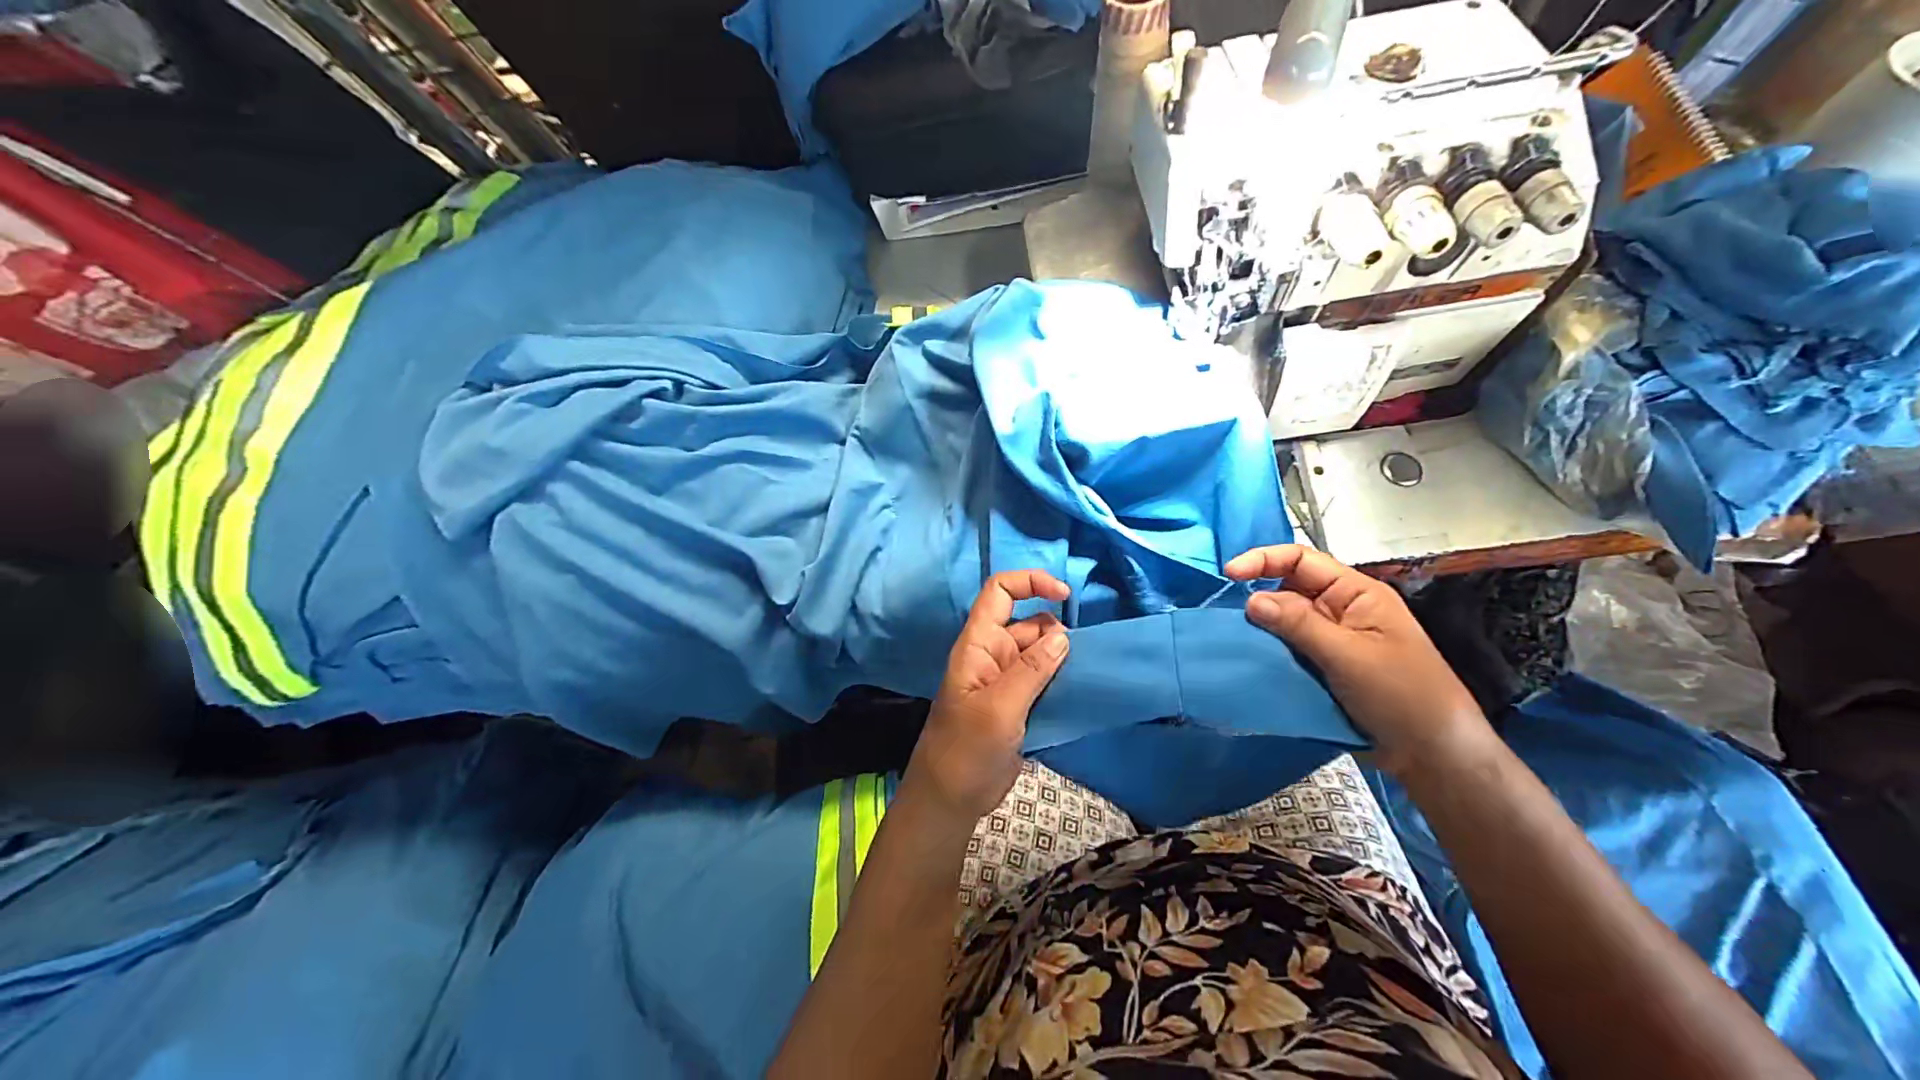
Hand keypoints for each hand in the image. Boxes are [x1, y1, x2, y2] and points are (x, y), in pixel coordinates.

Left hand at [905, 570, 1072, 821]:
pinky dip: (1062, 680)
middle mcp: (993, 655)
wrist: (951, 799)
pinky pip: (1045, 679)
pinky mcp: (1019, 705)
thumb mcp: (1000, 708)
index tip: (1065, 595)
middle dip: (1057, 632)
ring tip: (1085, 676)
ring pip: (1041, 652)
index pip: (1000, 592)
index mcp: (978, 644)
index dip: (1030, 582)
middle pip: (1029, 623)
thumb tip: (1064, 635)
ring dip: (1063, 658)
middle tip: (1080, 661)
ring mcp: (1006, 680)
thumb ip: (1032, 670)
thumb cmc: (966, 749)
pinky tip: (1082, 691)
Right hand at [1224, 544, 1492, 777]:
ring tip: (1234, 643)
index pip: (1302, 560)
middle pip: (1288, 589)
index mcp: (1356, 594)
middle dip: (1258, 599)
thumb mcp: (1349, 656)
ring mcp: (1332, 641)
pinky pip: (1287, 651)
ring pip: (1284, 623)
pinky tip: (1251, 664)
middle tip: (1230, 622)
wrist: (1434, 755)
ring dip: (1261, 631)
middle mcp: (1341, 610)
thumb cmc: (1403, 695)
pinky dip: (1268, 655)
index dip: (1263, 560)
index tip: (1229, 576)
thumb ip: (1299, 625)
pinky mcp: (1323, 668)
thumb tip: (1251, 599)